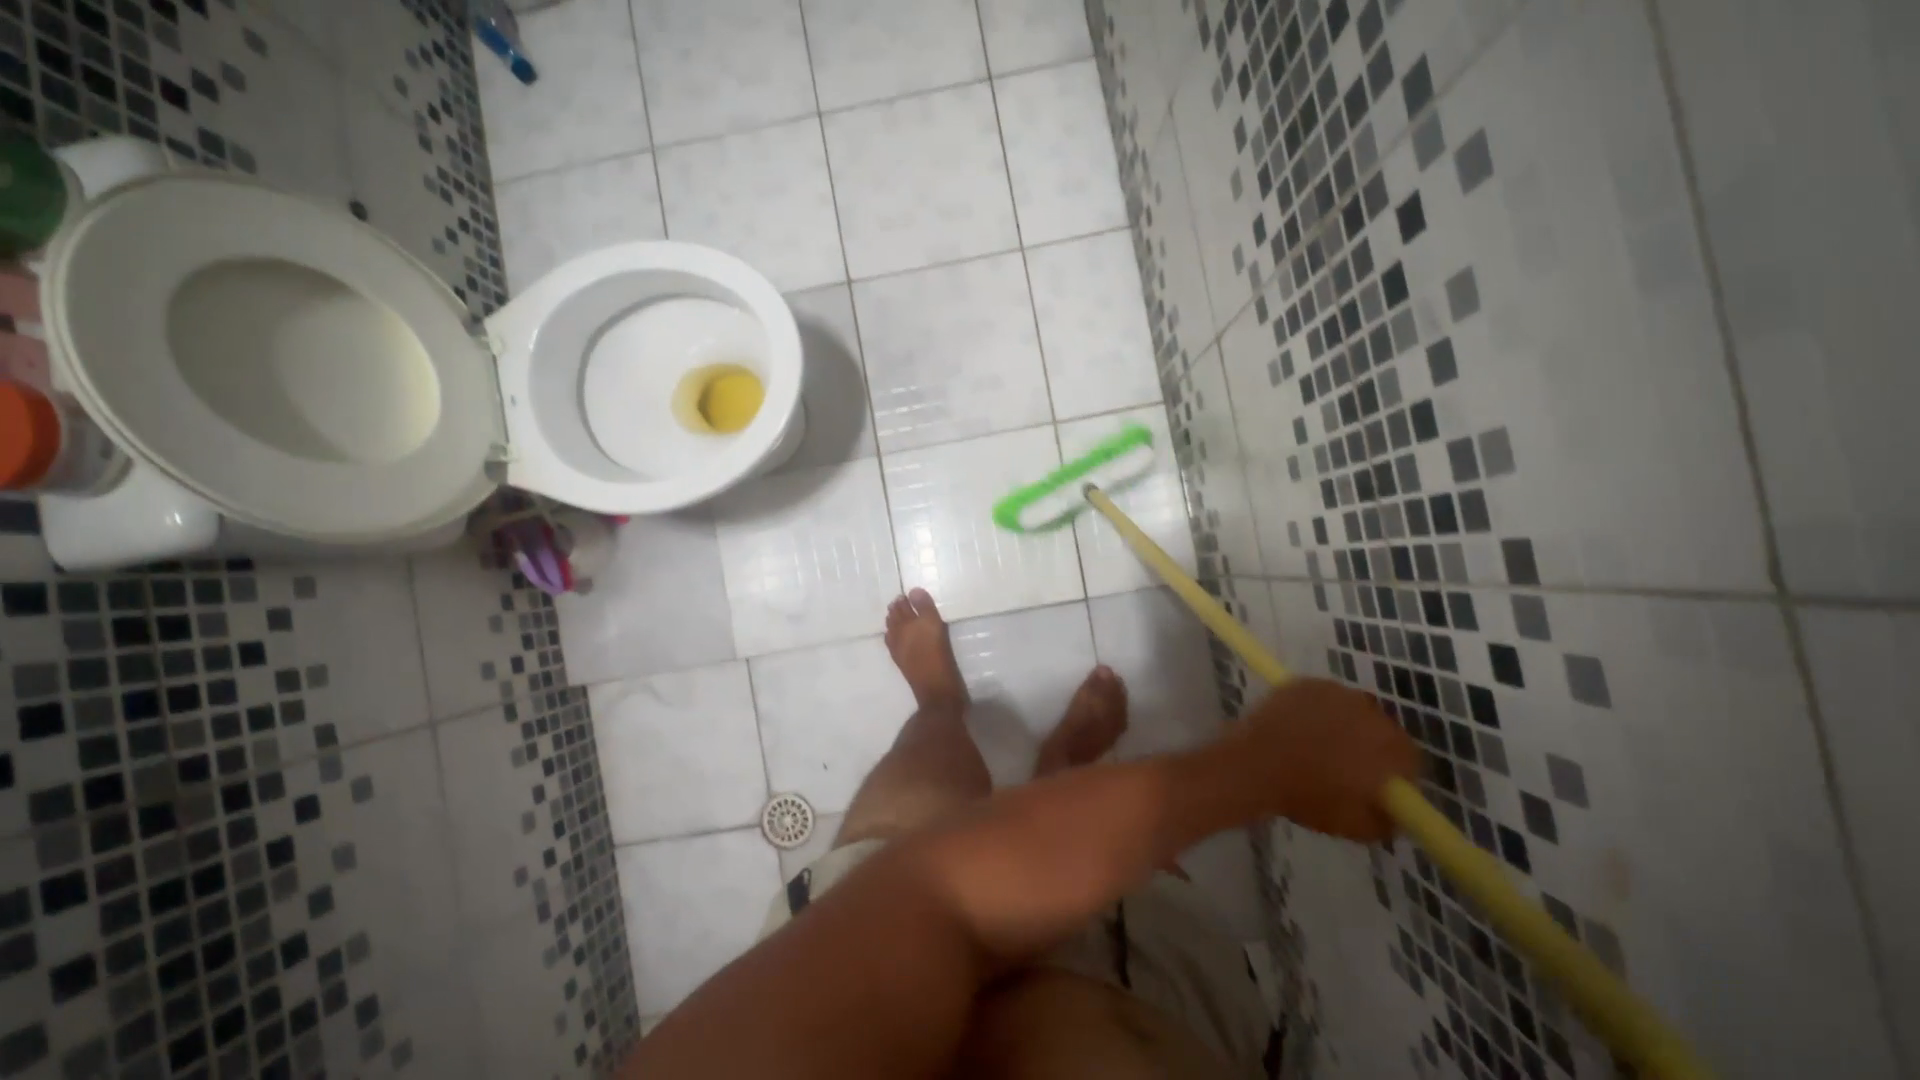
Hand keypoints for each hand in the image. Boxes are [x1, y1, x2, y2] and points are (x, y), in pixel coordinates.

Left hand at [1224, 677, 1420, 843]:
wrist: (1252, 765)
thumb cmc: (1305, 797)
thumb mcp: (1355, 827)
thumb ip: (1386, 821)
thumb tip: (1393, 814)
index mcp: (1390, 747)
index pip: (1410, 760)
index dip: (1397, 776)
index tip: (1378, 788)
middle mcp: (1371, 712)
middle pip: (1383, 731)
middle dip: (1371, 748)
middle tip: (1346, 767)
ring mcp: (1337, 692)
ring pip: (1353, 712)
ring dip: (1345, 726)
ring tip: (1318, 745)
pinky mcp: (1308, 682)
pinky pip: (1324, 698)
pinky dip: (1318, 711)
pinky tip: (1300, 728)